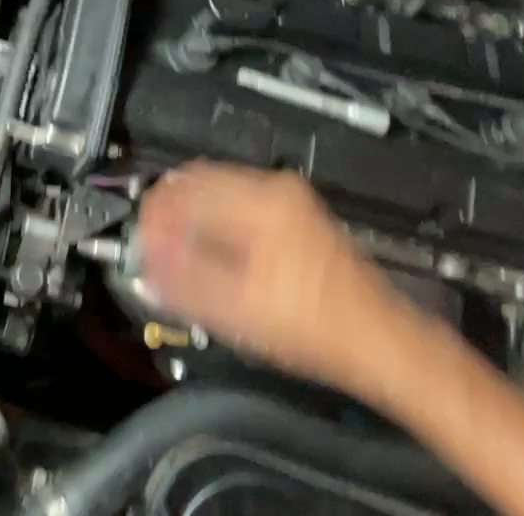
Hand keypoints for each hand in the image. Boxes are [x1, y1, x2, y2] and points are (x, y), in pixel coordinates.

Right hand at [135, 162, 423, 398]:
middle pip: (197, 182)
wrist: (381, 342)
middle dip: (170, 213)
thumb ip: (182, 280)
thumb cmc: (321, 329)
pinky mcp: (294, 212)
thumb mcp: (238, 310)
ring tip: (177, 251)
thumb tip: (146, 262)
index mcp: (262, 203)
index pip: (183, 189)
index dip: (154, 216)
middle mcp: (276, 189)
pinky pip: (236, 201)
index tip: (142, 241)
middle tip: (154, 245)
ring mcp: (288, 198)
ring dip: (191, 216)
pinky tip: (209, 251)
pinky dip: (214, 220)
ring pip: (216, 190)